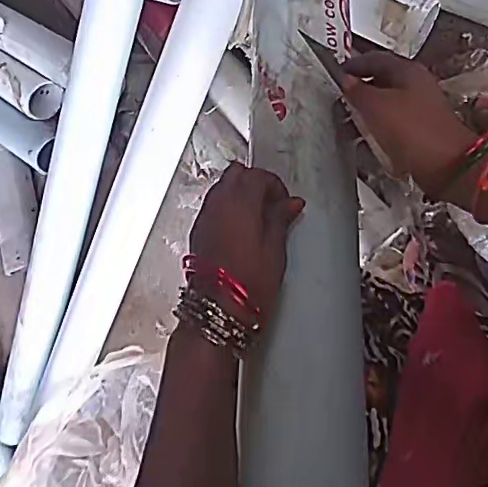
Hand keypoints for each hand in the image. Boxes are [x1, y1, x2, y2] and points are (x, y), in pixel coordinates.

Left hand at [188, 162, 304, 319]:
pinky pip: (213, 206)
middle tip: (273, 206)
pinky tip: (241, 230)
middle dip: (255, 183)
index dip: (275, 186)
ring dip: (239, 194)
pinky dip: (227, 208)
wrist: (216, 312)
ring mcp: (204, 217)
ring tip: (258, 219)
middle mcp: (218, 205)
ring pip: (222, 188)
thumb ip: (280, 220)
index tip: (285, 203)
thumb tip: (289, 204)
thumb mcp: (275, 252)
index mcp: (240, 204)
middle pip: (236, 174)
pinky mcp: (197, 231)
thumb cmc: (246, 287)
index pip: (258, 176)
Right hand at [339, 51, 478, 195]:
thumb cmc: (411, 129)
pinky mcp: (419, 130)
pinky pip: (391, 123)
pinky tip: (363, 139)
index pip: (375, 58)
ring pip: (385, 103)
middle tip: (338, 100)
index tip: (334, 74)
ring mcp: (419, 108)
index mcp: (407, 71)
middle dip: (357, 90)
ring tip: (346, 122)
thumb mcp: (376, 106)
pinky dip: (375, 127)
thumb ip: (357, 91)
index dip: (352, 65)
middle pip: (380, 80)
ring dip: (364, 111)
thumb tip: (345, 81)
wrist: (447, 165)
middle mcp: (415, 85)